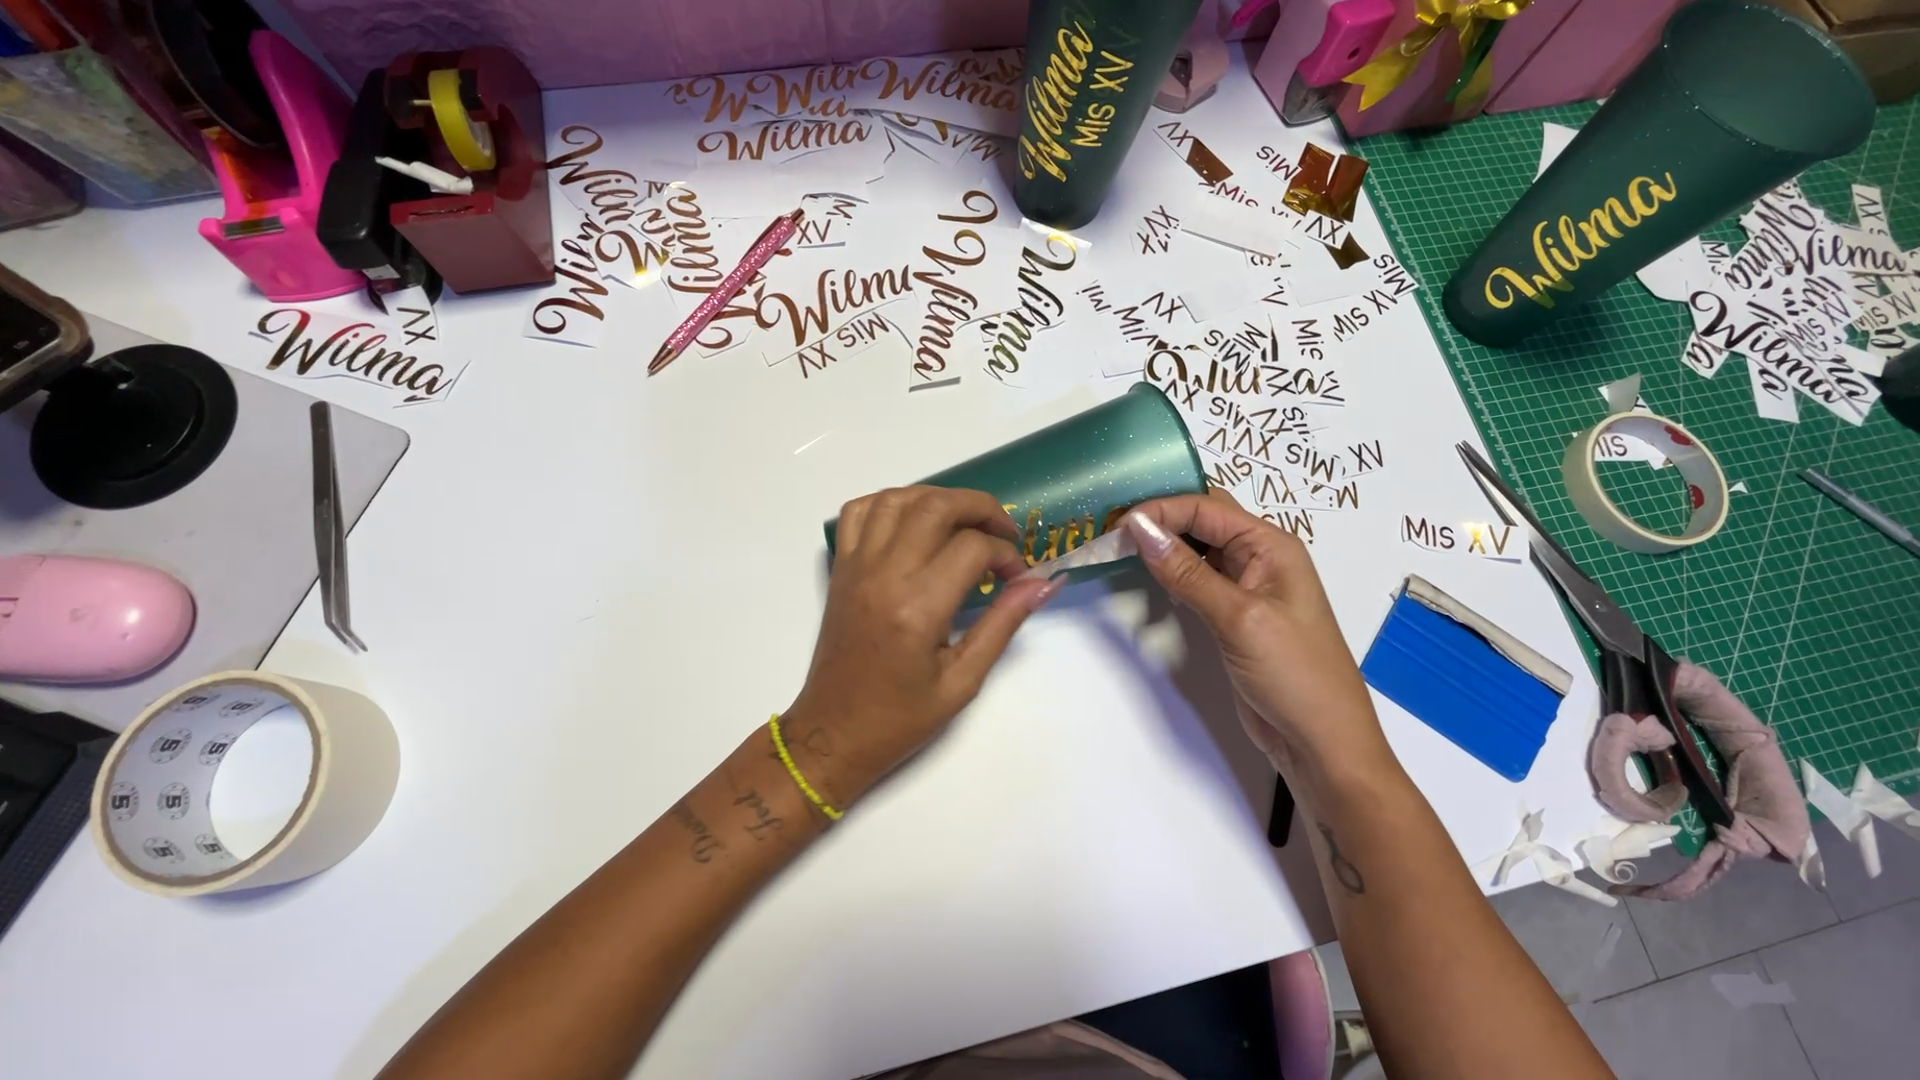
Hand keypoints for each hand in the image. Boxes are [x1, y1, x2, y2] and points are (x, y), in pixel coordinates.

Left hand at [783, 486, 1062, 807]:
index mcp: (917, 608)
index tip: (1017, 577)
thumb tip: (1043, 584)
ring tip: (963, 524)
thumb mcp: (963, 681)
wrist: (833, 732)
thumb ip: (1003, 624)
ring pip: (896, 498)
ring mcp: (856, 567)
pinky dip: (890, 502)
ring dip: (937, 499)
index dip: (1006, 554)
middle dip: (979, 508)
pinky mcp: (840, 569)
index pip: (972, 548)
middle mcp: (883, 576)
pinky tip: (914, 523)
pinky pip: (859, 512)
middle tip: (1002, 533)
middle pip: (934, 506)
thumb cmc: (900, 718)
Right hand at [1124, 489, 1390, 778]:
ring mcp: (1246, 587)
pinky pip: (1196, 581)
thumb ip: (1187, 573)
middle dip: (1159, 522)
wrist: (1320, 740)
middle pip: (1202, 521)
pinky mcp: (1232, 616)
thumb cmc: (1293, 673)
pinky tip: (1151, 587)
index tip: (1116, 527)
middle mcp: (1259, 558)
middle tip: (1113, 535)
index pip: (1206, 508)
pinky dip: (1171, 579)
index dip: (1161, 510)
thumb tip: (1140, 529)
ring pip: (1196, 550)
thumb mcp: (1238, 618)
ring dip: (1163, 550)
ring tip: (1122, 556)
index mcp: (1271, 546)